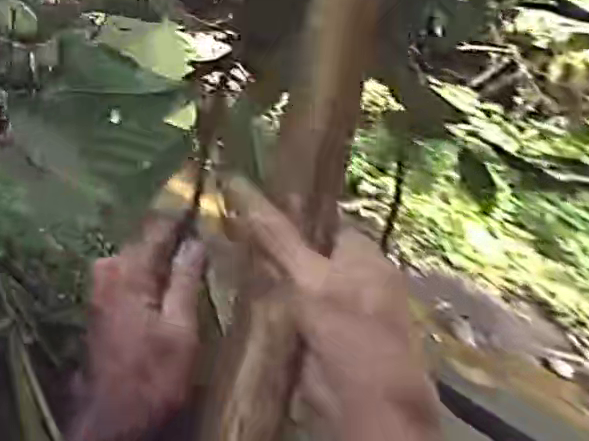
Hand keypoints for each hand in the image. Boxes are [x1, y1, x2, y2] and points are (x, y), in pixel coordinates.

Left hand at [68, 216, 207, 440]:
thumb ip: (185, 281)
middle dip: (172, 233)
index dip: (179, 212)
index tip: (197, 190)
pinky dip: (150, 270)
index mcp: (127, 268)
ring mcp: (100, 281)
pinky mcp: (102, 297)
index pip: (156, 228)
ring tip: (192, 245)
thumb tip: (196, 242)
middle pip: (146, 241)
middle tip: (201, 221)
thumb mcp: (180, 331)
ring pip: (138, 257)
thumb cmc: (152, 375)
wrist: (111, 412)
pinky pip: (131, 272)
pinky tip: (170, 275)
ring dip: (162, 253)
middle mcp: (107, 265)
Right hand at [228, 179, 441, 440]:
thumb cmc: (349, 331)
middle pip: (303, 243)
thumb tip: (235, 178)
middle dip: (267, 234)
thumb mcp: (308, 274)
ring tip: (221, 242)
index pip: (320, 216)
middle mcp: (356, 276)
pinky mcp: (320, 329)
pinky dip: (264, 290)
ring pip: (291, 270)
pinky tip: (235, 279)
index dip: (285, 204)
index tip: (244, 196)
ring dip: (261, 262)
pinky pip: (287, 297)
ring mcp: (337, 305)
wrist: (368, 410)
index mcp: (366, 255)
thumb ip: (274, 232)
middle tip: (225, 218)